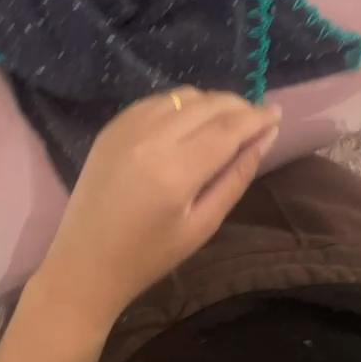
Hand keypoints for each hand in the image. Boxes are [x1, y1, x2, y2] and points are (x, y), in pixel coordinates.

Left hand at [30, 88, 280, 329]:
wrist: (84, 265)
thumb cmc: (149, 256)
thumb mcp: (203, 225)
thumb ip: (237, 176)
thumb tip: (266, 137)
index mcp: (175, 171)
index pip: (228, 129)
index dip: (257, 118)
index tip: (276, 113)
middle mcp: (151, 139)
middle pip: (208, 104)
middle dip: (239, 106)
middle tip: (256, 118)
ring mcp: (127, 128)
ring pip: (184, 96)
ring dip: (211, 102)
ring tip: (226, 121)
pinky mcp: (112, 127)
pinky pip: (158, 100)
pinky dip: (182, 104)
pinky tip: (190, 121)